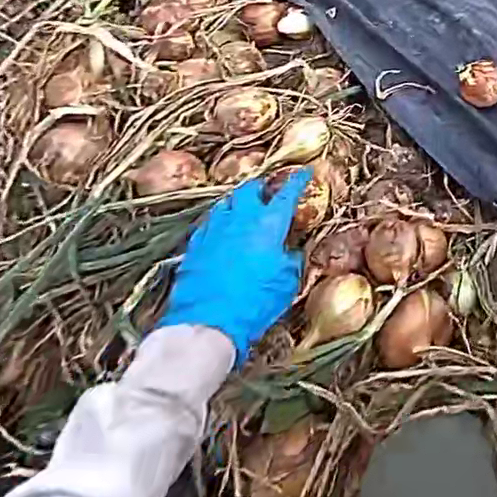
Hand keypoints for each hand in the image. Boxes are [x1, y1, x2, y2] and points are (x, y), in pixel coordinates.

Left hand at [156, 172, 309, 364]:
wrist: (207, 323)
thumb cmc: (255, 300)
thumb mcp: (287, 281)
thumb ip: (291, 259)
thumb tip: (291, 251)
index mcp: (269, 223)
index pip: (286, 193)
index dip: (297, 181)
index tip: (303, 172)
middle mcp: (241, 219)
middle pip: (250, 189)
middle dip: (261, 186)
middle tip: (269, 188)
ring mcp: (213, 231)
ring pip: (225, 203)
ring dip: (237, 201)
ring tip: (244, 206)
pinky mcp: (193, 247)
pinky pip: (208, 224)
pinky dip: (219, 222)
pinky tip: (221, 230)